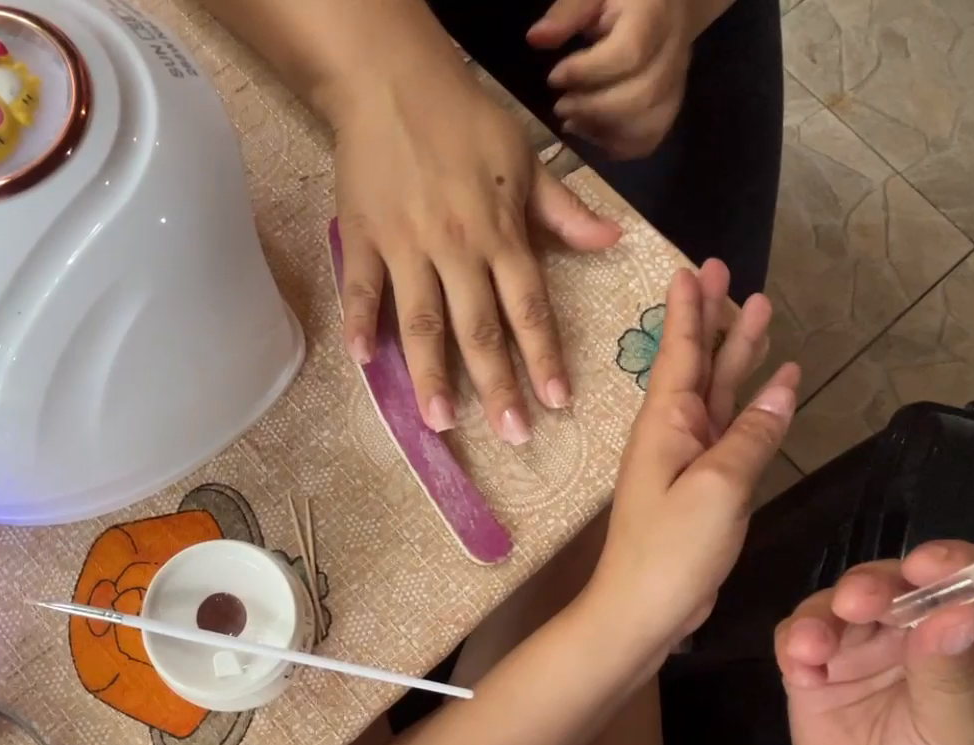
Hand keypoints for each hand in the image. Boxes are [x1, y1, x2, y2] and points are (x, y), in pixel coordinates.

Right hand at [330, 62, 622, 443]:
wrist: (394, 81)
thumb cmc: (465, 120)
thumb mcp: (524, 160)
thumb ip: (564, 209)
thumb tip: (611, 243)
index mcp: (500, 233)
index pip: (529, 307)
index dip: (544, 357)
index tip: (557, 401)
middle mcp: (458, 248)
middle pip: (480, 329)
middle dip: (498, 386)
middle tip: (511, 434)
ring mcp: (407, 247)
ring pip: (424, 321)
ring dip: (432, 374)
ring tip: (441, 421)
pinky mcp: (365, 239)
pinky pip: (364, 288)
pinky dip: (362, 323)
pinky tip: (364, 362)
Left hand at [531, 0, 717, 159]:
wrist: (664, 6)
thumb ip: (567, 13)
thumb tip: (536, 38)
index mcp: (654, 14)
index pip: (629, 53)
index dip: (586, 72)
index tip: (555, 76)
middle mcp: (674, 51)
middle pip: (641, 95)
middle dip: (591, 108)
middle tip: (561, 105)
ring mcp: (676, 83)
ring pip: (647, 125)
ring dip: (601, 131)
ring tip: (572, 120)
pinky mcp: (669, 108)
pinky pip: (646, 140)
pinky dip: (614, 145)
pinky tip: (591, 131)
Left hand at [582, 262, 793, 656]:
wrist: (644, 606)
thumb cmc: (671, 548)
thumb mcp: (717, 487)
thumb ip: (749, 437)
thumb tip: (780, 390)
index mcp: (666, 424)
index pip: (680, 352)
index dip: (689, 310)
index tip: (693, 267)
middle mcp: (673, 432)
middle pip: (698, 362)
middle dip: (714, 318)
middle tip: (726, 271)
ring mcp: (689, 458)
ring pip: (718, 391)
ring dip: (738, 353)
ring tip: (762, 309)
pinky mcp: (704, 484)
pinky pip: (732, 430)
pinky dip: (752, 404)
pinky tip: (777, 384)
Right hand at [775, 543, 973, 744]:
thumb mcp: (965, 739)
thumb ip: (951, 676)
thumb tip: (954, 610)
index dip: (956, 567)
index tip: (928, 566)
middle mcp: (919, 636)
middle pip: (898, 585)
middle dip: (875, 585)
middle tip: (858, 602)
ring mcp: (862, 651)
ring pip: (840, 604)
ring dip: (825, 611)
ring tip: (814, 645)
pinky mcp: (814, 670)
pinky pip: (798, 638)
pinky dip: (795, 640)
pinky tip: (800, 664)